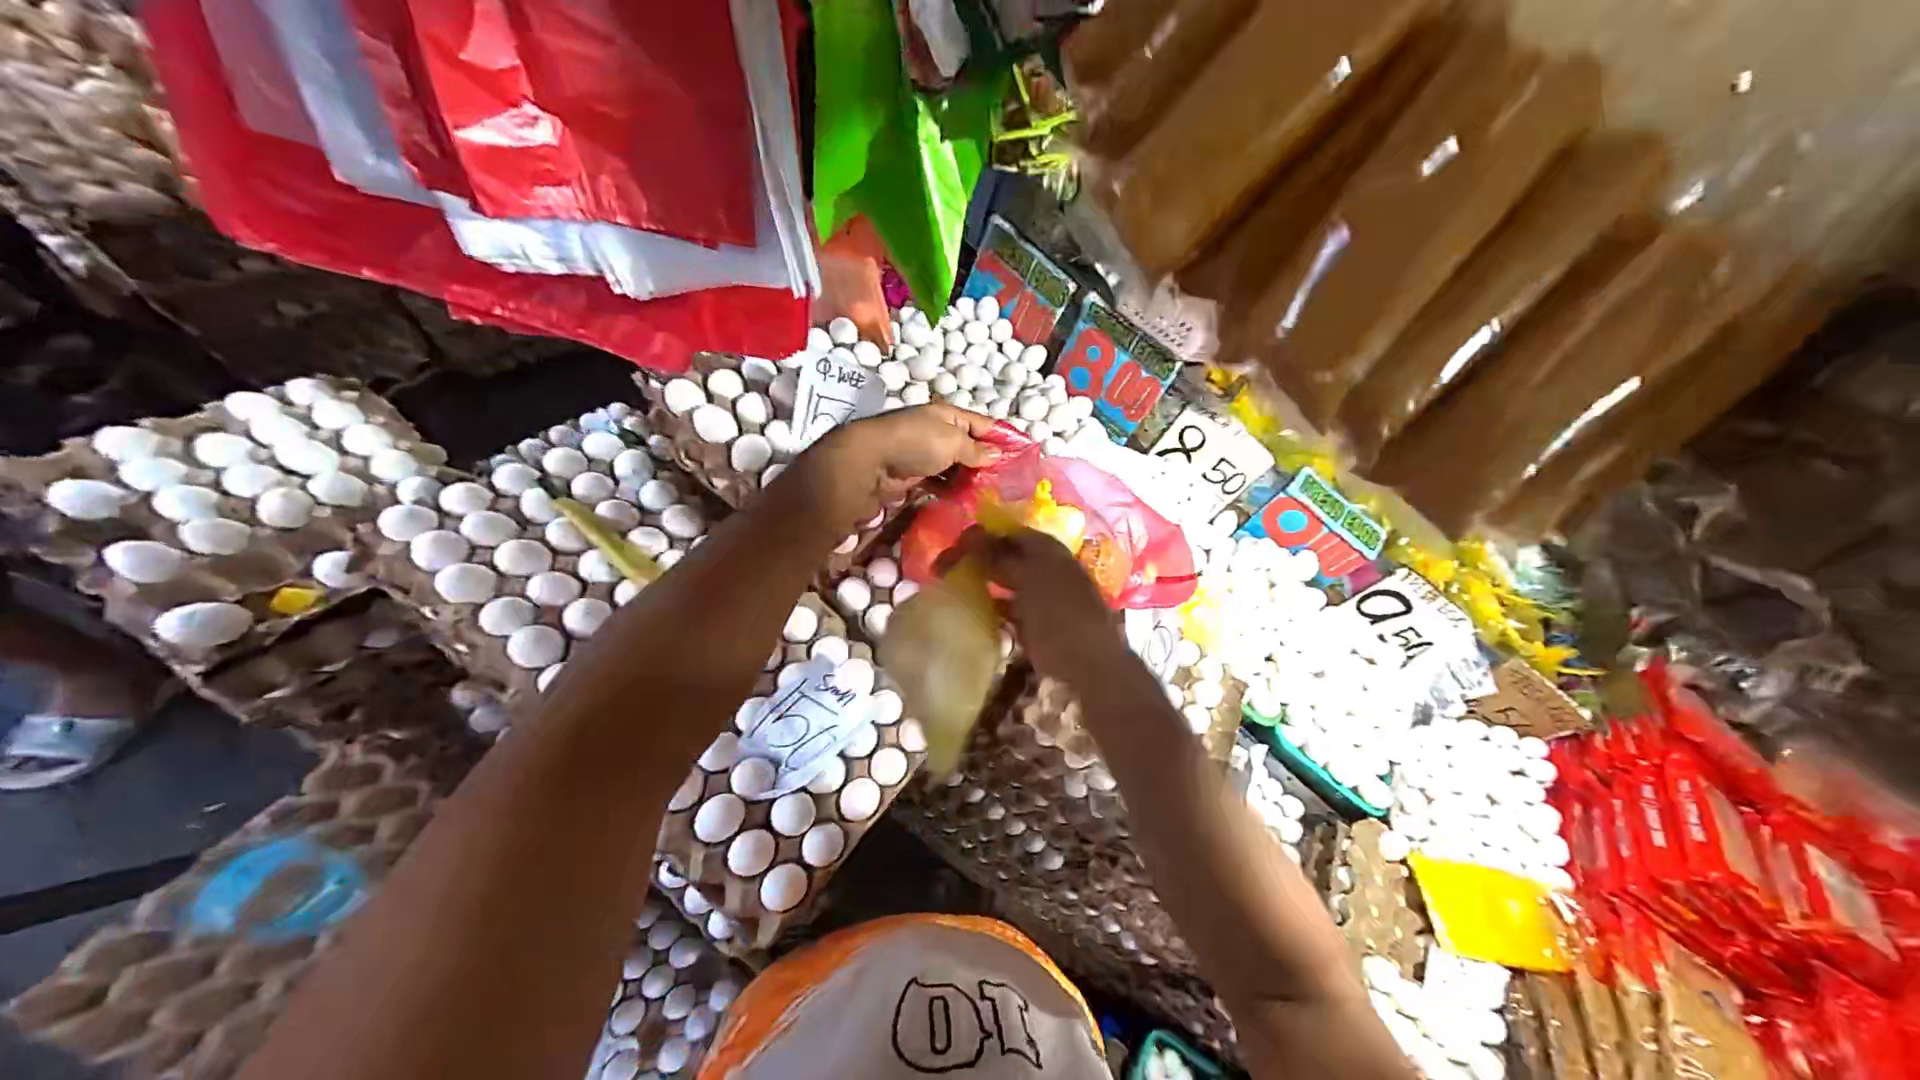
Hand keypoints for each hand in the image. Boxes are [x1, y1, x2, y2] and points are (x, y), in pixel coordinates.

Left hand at [806, 405, 1001, 523]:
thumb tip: (996, 455)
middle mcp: (938, 433)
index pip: (983, 424)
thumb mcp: (952, 441)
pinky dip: (952, 491)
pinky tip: (967, 502)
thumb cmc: (915, 442)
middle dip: (988, 463)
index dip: (1003, 438)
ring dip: (971, 480)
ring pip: (956, 468)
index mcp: (949, 416)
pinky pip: (940, 483)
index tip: (1023, 454)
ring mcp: (926, 455)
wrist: (870, 461)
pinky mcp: (915, 476)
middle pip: (970, 447)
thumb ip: (975, 449)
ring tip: (992, 496)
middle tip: (1010, 483)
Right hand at [945, 526, 1125, 685]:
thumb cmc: (1059, 616)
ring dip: (984, 585)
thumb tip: (973, 538)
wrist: (1089, 667)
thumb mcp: (1028, 579)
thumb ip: (1000, 557)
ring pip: (1008, 585)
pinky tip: (976, 615)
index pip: (1009, 533)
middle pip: (1008, 558)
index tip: (954, 547)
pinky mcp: (1039, 626)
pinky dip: (993, 611)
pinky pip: (1010, 612)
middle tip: (946, 569)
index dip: (982, 537)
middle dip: (979, 561)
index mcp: (1048, 551)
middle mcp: (1048, 570)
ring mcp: (1045, 599)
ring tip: (955, 590)